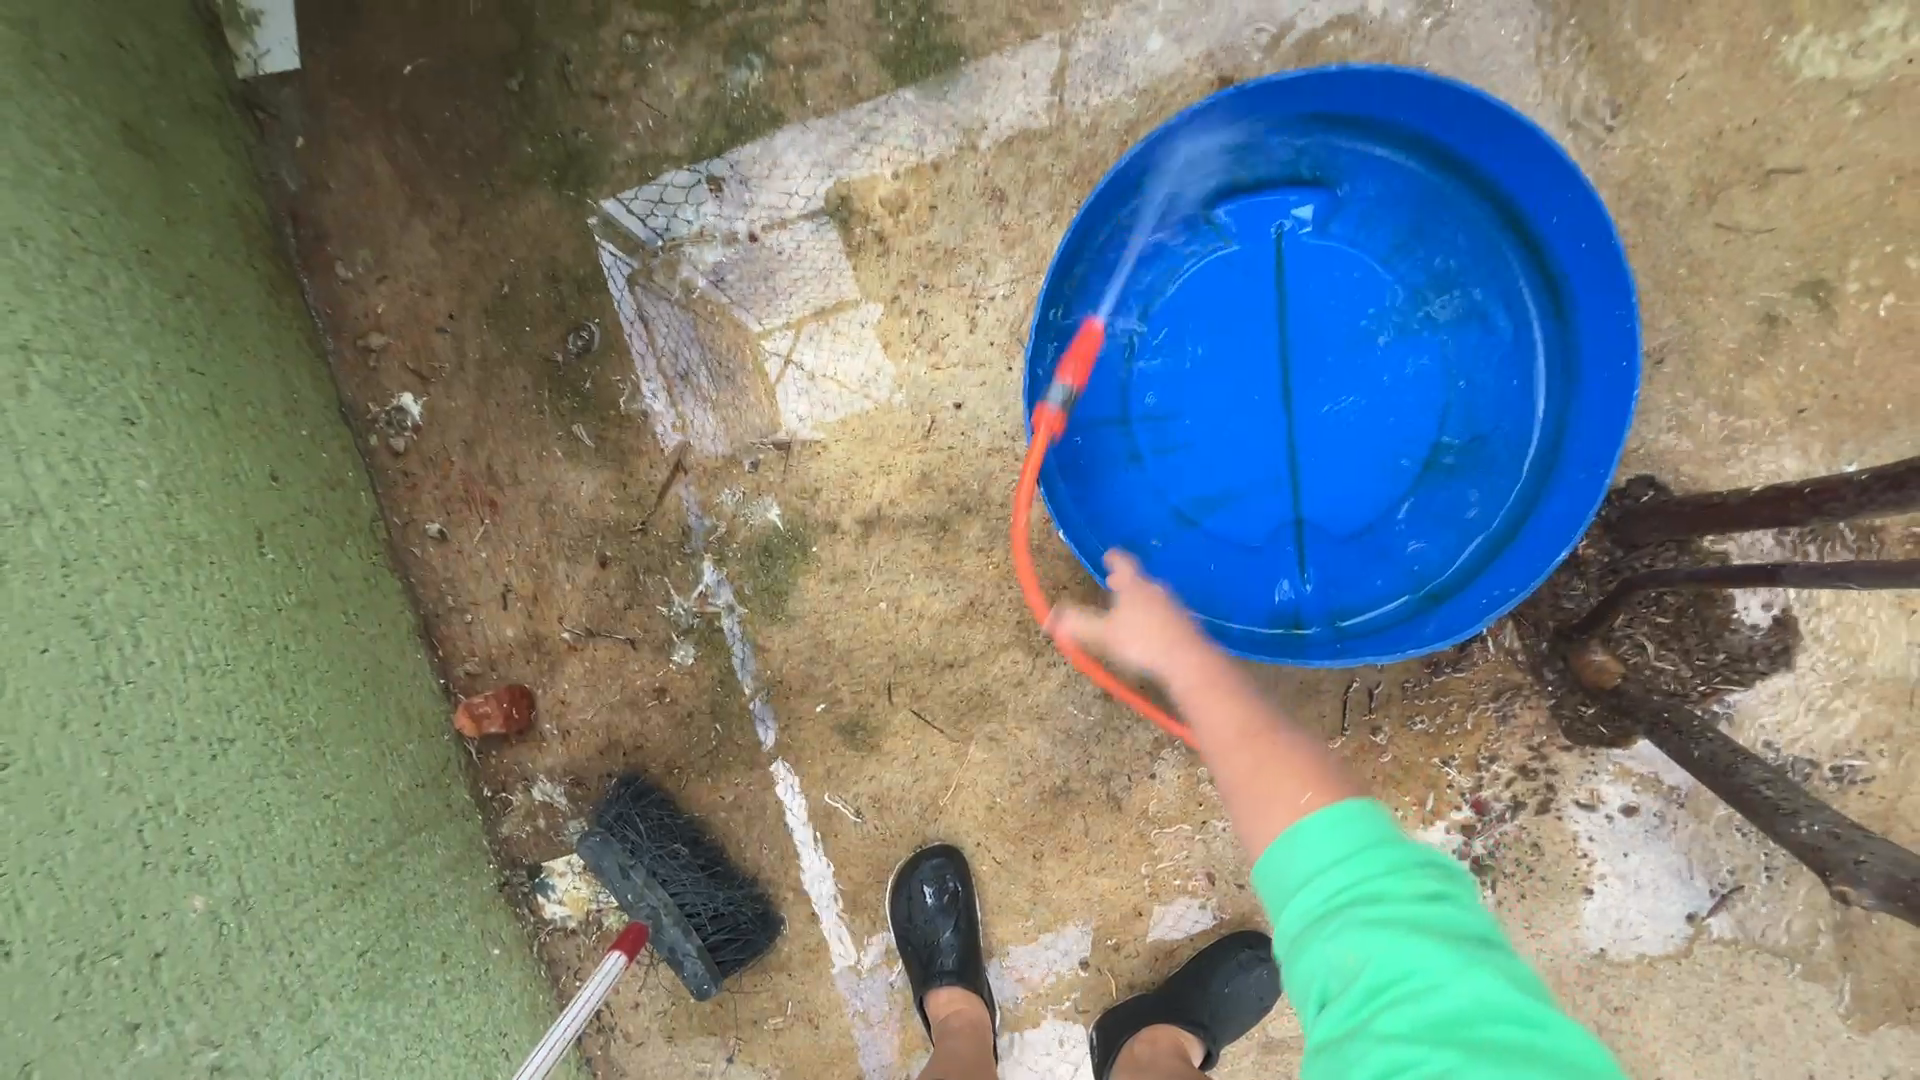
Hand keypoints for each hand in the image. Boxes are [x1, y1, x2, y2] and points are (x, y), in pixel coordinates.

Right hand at [1047, 550, 1216, 684]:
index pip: (1123, 562)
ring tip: (1128, 607)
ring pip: (1152, 594)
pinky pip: (1164, 612)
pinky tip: (1149, 630)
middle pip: (1138, 578)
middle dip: (1124, 581)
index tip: (1108, 556)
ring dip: (1139, 597)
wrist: (1188, 660)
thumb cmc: (1141, 642)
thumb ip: (1077, 624)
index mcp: (1134, 585)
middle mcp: (1155, 588)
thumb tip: (1050, 617)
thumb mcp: (1102, 634)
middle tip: (1113, 582)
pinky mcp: (1186, 623)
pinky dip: (1152, 614)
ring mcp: (1174, 605)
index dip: (1113, 557)